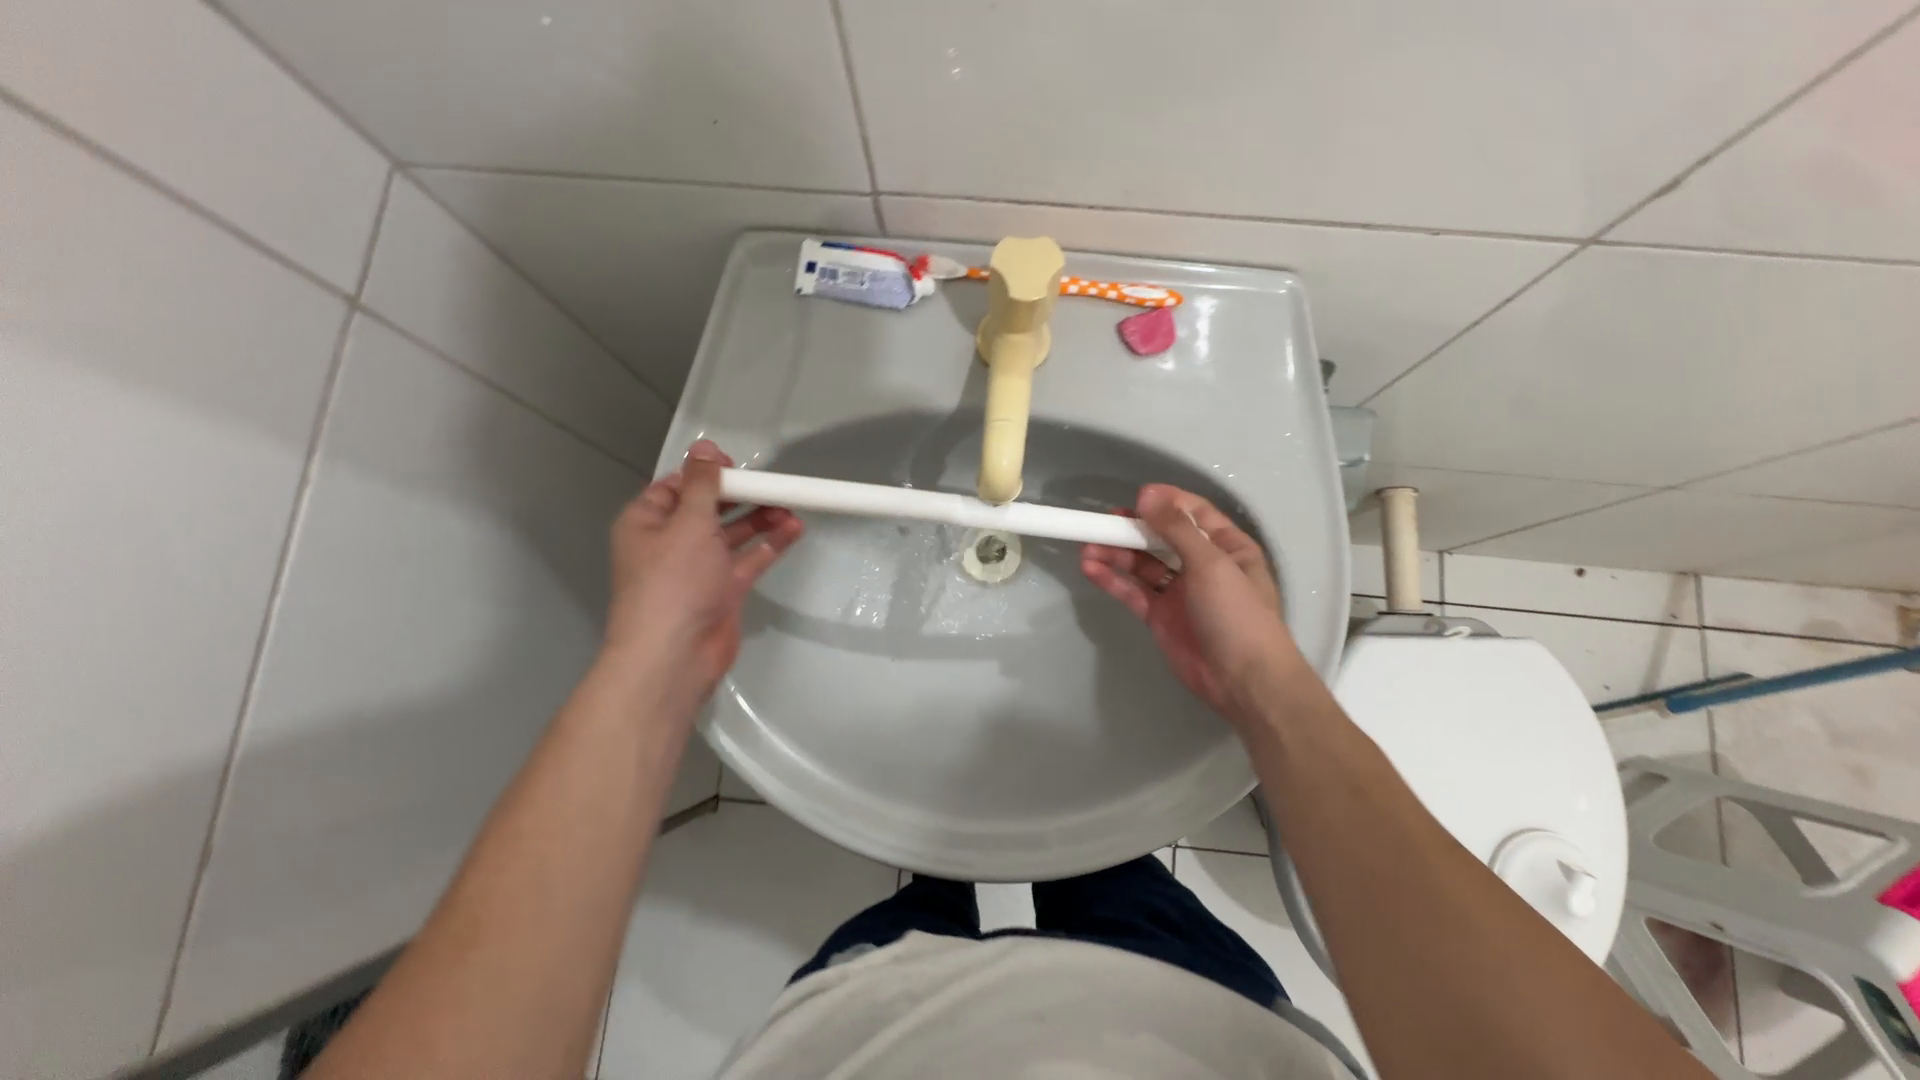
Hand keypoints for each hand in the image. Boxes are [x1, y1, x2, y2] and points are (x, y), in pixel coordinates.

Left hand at [605, 440, 803, 703]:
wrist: (674, 655)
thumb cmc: (673, 581)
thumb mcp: (687, 523)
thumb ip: (702, 484)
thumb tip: (705, 447)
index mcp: (647, 522)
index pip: (676, 486)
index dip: (707, 472)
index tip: (738, 465)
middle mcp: (670, 542)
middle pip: (709, 508)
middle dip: (741, 496)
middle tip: (774, 485)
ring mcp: (698, 568)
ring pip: (732, 534)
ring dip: (759, 518)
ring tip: (792, 505)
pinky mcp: (723, 590)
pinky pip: (748, 560)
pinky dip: (769, 545)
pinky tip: (794, 530)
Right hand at [1080, 485, 1296, 726]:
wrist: (1243, 679)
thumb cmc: (1237, 613)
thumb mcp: (1212, 563)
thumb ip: (1176, 529)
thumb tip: (1147, 494)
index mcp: (1227, 547)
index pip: (1193, 513)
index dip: (1166, 502)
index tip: (1137, 496)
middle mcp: (1203, 565)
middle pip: (1162, 538)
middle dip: (1134, 528)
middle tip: (1103, 522)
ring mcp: (1180, 592)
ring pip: (1143, 565)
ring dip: (1117, 554)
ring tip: (1086, 546)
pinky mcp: (1160, 617)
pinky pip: (1134, 591)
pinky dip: (1113, 579)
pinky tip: (1091, 568)